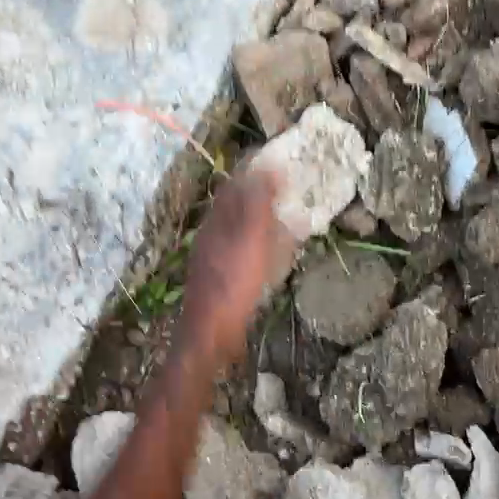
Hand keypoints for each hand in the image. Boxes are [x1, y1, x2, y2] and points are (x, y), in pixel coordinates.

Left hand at [177, 167, 291, 368]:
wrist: (210, 334)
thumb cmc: (233, 282)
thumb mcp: (250, 237)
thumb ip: (258, 203)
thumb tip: (268, 167)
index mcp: (217, 219)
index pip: (235, 183)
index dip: (255, 171)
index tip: (281, 164)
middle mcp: (211, 233)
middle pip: (235, 204)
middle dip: (260, 195)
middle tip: (288, 193)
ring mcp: (212, 257)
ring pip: (238, 228)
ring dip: (260, 220)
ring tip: (285, 222)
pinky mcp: (219, 277)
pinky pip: (241, 250)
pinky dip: (258, 244)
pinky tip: (271, 256)